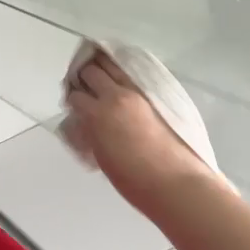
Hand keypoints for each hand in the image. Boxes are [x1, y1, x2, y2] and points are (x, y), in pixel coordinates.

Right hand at [59, 52, 217, 212]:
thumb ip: (89, 132)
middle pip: (90, 71)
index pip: (75, 96)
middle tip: (85, 89)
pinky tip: (121, 80)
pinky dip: (122, 72)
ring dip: (103, 68)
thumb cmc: (134, 180)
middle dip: (83, 78)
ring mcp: (138, 93)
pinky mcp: (156, 96)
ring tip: (102, 77)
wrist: (177, 184)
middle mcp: (115, 96)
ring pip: (113, 65)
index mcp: (97, 114)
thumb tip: (83, 123)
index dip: (72, 100)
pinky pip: (133, 74)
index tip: (74, 107)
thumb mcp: (100, 155)